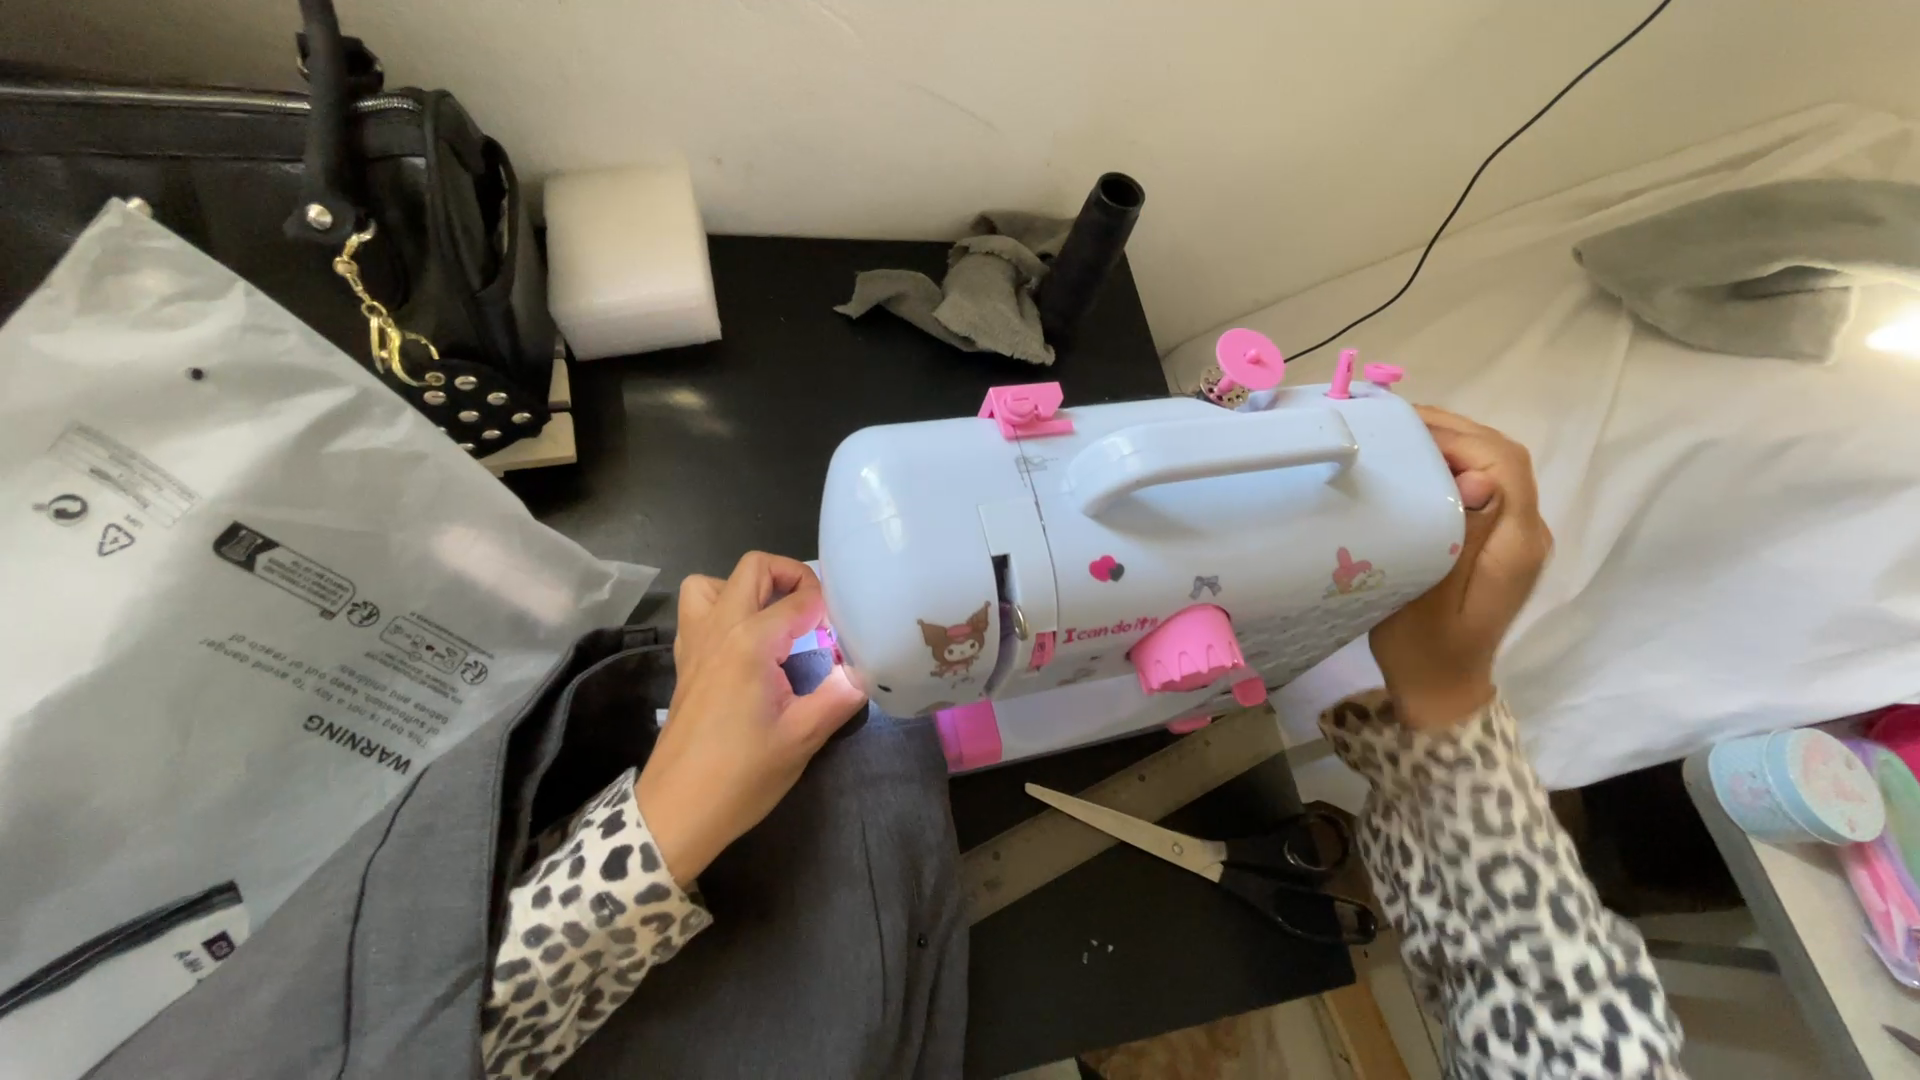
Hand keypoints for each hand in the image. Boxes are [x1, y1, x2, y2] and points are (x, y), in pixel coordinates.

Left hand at [635, 552, 866, 881]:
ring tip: (775, 621)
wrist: (679, 811)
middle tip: (816, 612)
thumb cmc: (744, 774)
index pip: (801, 600)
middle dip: (792, 576)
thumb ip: (840, 693)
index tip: (845, 637)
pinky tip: (748, 647)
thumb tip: (864, 669)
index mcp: (752, 641)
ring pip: (713, 582)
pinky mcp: (685, 661)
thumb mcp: (805, 736)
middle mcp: (720, 628)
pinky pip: (699, 612)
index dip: (830, 611)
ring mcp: (695, 643)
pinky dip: (724, 610)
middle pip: (755, 568)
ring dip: (748, 589)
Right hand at [1369, 408, 1551, 730]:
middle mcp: (1525, 531)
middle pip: (1504, 457)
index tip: (1400, 431)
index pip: (1503, 465)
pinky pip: (1483, 484)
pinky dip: (1451, 461)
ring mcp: (1514, 535)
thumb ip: (1458, 538)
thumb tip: (1477, 480)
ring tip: (1397, 432)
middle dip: (1453, 429)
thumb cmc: (1423, 648)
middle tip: (1391, 420)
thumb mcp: (1428, 597)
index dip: (1457, 437)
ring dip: (1452, 441)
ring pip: (1495, 465)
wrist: (1440, 686)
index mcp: (1515, 544)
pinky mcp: (1496, 540)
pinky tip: (1414, 462)